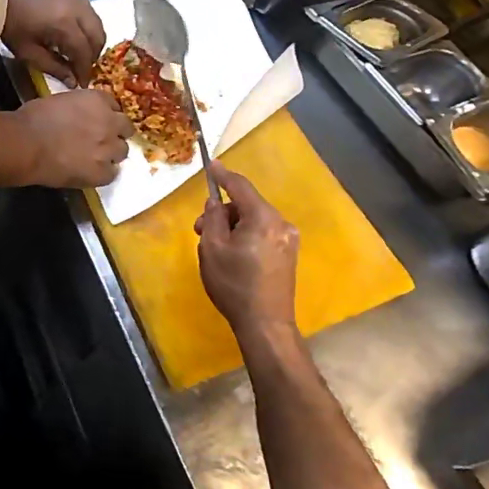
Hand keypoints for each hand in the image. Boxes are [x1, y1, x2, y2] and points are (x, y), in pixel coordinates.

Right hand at [0, 89, 132, 187]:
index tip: (98, 121)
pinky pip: (112, 174)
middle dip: (115, 133)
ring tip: (95, 159)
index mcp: (97, 100)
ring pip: (122, 151)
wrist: (26, 144)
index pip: (114, 106)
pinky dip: (103, 173)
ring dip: (111, 153)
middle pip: (126, 128)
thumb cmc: (34, 118)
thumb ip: (78, 107)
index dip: (107, 115)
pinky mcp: (103, 172)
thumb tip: (79, 117)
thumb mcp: (60, 100)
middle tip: (101, 140)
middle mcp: (110, 122)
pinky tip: (89, 173)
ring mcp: (108, 149)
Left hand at [4, 0, 105, 86]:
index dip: (85, 70)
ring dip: (93, 43)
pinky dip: (90, 30)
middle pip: (97, 38)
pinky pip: (92, 16)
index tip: (83, 84)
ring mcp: (78, 0)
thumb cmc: (13, 25)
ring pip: (98, 26)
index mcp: (65, 25)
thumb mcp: (28, 53)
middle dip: (92, 57)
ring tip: (80, 55)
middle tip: (81, 70)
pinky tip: (76, 39)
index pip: (84, 52)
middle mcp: (78, 11)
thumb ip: (54, 68)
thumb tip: (73, 81)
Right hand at [196, 161, 298, 339]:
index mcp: (263, 217)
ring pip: (254, 220)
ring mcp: (288, 240)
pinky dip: (246, 236)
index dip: (223, 175)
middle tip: (200, 229)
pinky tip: (233, 254)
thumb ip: (213, 218)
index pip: (240, 186)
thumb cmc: (234, 284)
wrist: (265, 324)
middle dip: (223, 211)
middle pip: (247, 204)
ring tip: (215, 247)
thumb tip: (215, 202)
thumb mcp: (212, 248)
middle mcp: (281, 223)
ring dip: (233, 225)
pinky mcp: (289, 255)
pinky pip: (263, 233)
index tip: (210, 164)